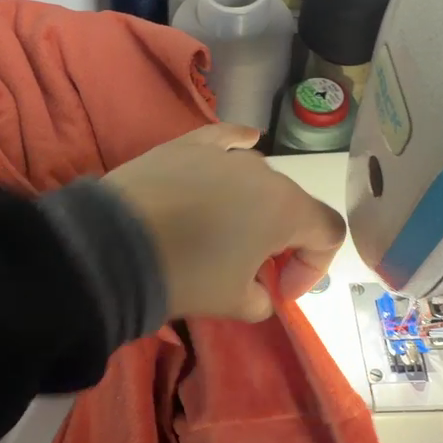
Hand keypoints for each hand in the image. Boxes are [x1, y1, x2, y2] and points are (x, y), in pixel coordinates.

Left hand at [102, 123, 345, 321]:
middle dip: (279, 240)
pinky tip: (245, 140)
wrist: (115, 246)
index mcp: (287, 209)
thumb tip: (259, 292)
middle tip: (250, 270)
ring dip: (251, 206)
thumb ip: (261, 299)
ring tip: (221, 233)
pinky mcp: (186, 146)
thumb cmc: (187, 275)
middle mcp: (263, 172)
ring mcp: (223, 154)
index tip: (280, 291)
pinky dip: (235, 144)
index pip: (326, 233)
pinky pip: (223, 139)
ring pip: (255, 177)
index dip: (313, 267)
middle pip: (290, 204)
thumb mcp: (233, 303)